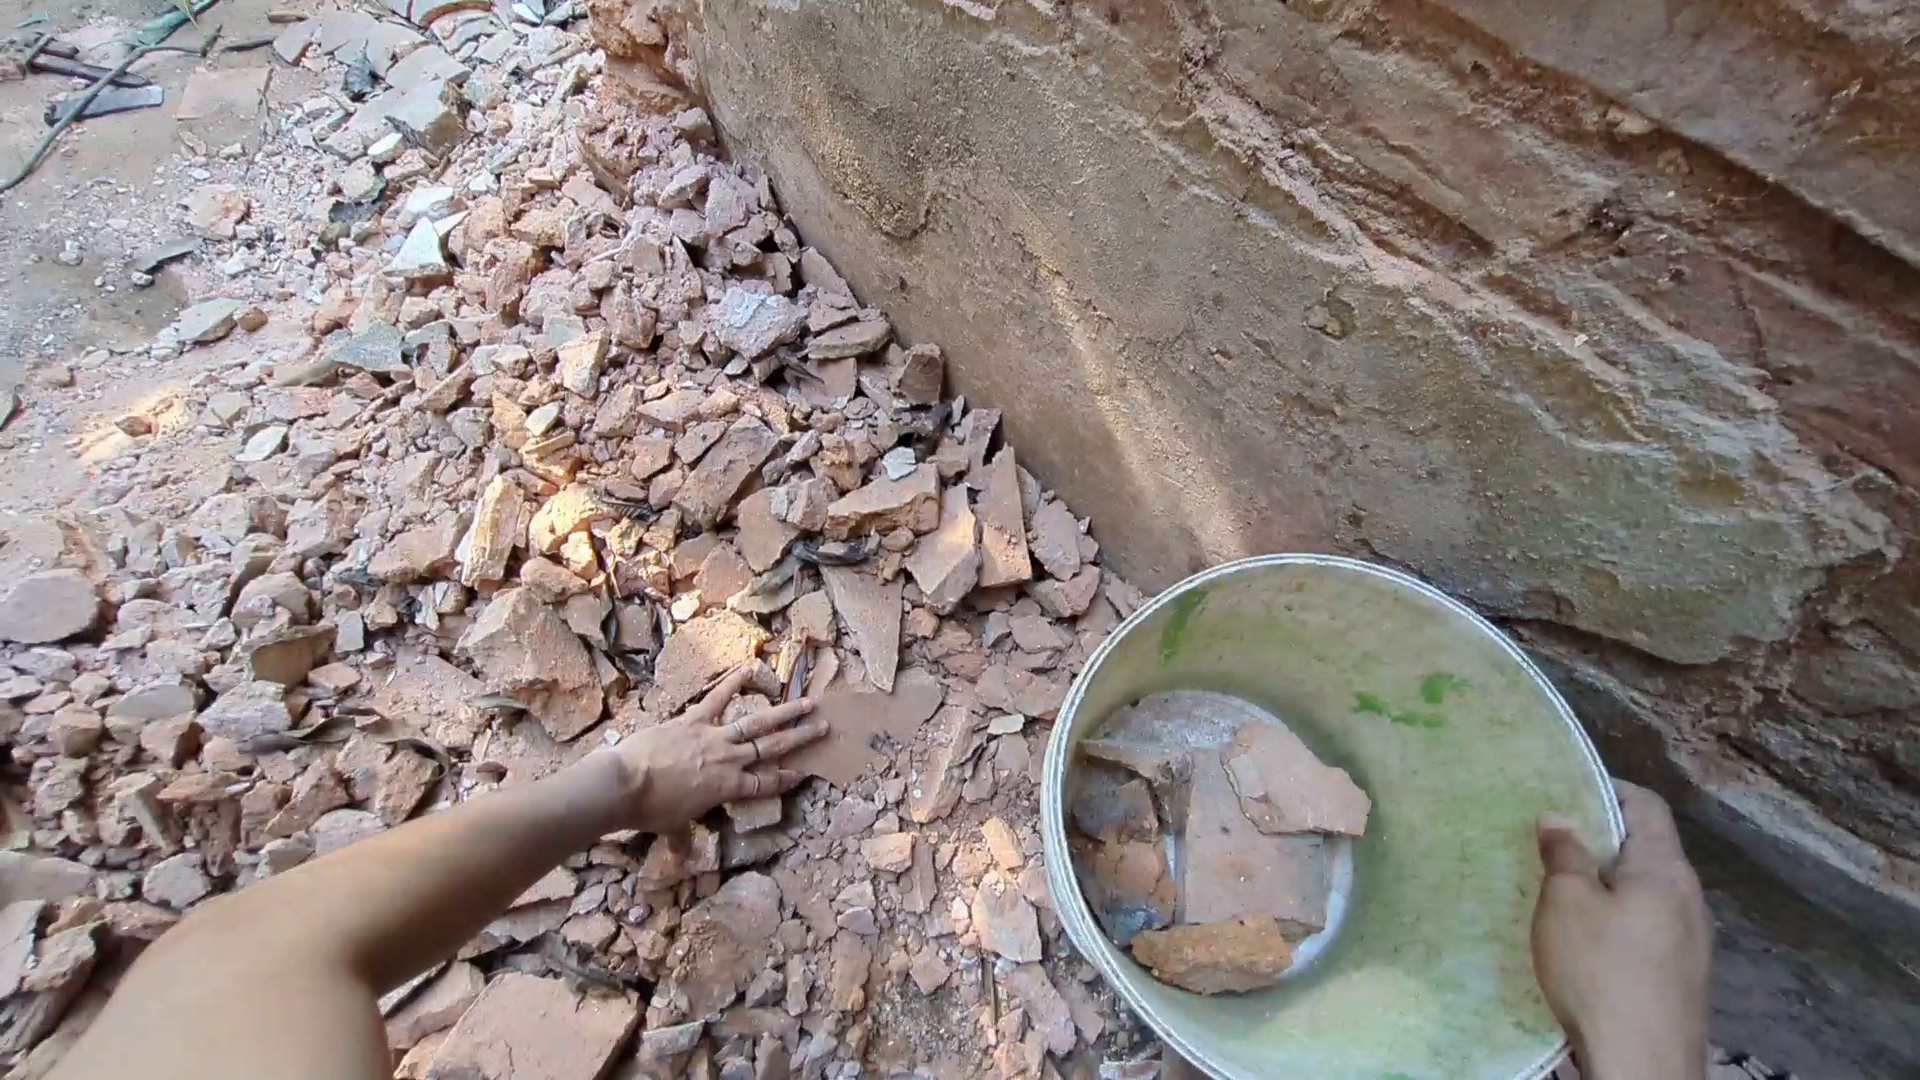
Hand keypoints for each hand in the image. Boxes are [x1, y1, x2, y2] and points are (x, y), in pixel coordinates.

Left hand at [591, 665, 825, 833]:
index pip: (765, 783)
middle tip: (822, 727)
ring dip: (784, 712)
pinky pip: (716, 698)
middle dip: (799, 738)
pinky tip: (748, 668)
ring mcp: (714, 736)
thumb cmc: (649, 810)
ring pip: (757, 722)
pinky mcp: (694, 719)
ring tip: (807, 702)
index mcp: (728, 787)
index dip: (786, 778)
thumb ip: (682, 838)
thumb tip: (683, 857)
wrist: (624, 784)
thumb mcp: (670, 827)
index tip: (804, 771)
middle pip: (772, 747)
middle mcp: (729, 760)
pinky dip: (732, 683)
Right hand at [1532, 780, 1711, 1079]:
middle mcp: (1687, 898)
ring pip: (1638, 881)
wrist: (1642, 1062)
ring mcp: (1687, 936)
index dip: (1602, 786)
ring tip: (1548, 871)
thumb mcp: (1566, 900)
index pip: (1645, 805)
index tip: (1555, 787)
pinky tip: (1572, 920)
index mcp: (1665, 872)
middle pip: (1642, 843)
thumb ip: (1564, 852)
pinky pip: (1640, 914)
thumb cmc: (1600, 969)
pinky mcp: (1675, 967)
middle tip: (1540, 828)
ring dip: (1596, 870)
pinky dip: (1607, 903)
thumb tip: (1560, 817)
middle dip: (1592, 830)